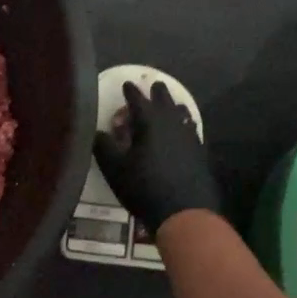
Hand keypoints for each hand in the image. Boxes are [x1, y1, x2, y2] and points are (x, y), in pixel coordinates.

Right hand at [93, 81, 223, 232]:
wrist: (183, 213)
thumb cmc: (143, 187)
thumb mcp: (114, 168)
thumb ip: (104, 146)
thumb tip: (97, 132)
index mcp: (149, 123)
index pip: (138, 100)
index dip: (131, 92)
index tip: (127, 84)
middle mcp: (171, 125)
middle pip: (165, 102)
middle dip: (158, 93)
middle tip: (155, 85)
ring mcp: (189, 139)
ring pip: (182, 115)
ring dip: (175, 107)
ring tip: (174, 104)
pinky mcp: (199, 154)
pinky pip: (192, 131)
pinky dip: (186, 125)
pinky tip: (187, 130)